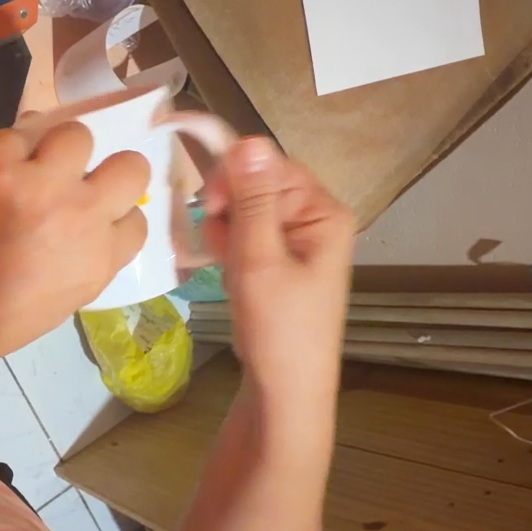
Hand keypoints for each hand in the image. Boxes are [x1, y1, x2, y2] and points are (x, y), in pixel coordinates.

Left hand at [0, 122, 147, 372]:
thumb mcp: (61, 301)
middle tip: (74, 182)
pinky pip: (16, 133)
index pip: (137, 219)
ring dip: (58, 147)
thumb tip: (84, 230)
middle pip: (129, 167)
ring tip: (33, 165)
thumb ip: (83, 260)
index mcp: (99, 260)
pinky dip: (7, 148)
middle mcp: (82, 216)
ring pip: (76, 134)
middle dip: (106, 170)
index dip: (114, 214)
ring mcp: (40, 185)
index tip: (91, 216)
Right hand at [201, 138, 355, 416]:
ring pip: (248, 214)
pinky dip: (231, 252)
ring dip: (227, 235)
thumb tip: (248, 140)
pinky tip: (231, 277)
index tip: (208, 205)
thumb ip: (252, 202)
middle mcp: (315, 221)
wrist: (285, 389)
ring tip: (228, 270)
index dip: (236, 179)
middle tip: (219, 247)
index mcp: (323, 213)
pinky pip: (248, 238)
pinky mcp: (280, 263)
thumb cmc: (277, 328)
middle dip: (230, 212)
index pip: (273, 167)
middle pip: (260, 187)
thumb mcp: (259, 261)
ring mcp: (298, 243)